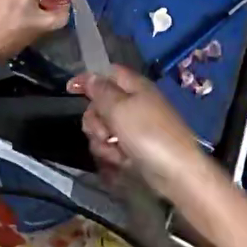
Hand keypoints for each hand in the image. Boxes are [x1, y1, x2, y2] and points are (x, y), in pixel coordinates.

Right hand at [67, 66, 221, 201]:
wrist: (176, 172)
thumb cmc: (148, 134)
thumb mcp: (119, 107)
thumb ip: (100, 90)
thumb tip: (89, 76)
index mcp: (134, 87)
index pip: (107, 73)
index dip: (88, 79)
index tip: (69, 89)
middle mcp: (134, 103)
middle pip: (100, 104)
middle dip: (94, 119)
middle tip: (104, 131)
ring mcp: (134, 127)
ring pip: (103, 128)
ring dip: (102, 140)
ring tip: (114, 149)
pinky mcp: (134, 148)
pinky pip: (112, 145)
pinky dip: (112, 153)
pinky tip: (121, 160)